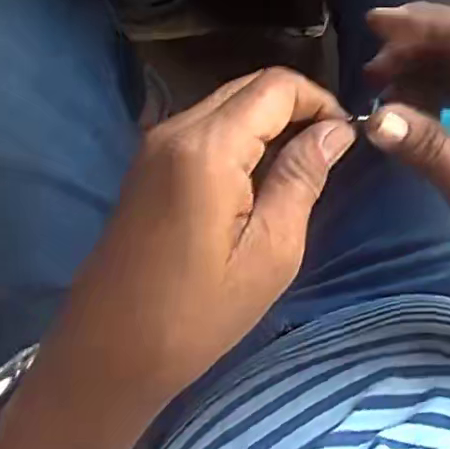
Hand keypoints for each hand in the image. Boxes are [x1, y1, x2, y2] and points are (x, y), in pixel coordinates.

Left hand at [0, 68, 350, 448]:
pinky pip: (210, 126)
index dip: (321, 101)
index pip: (277, 86)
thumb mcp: (271, 250)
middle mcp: (176, 130)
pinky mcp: (149, 165)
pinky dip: (247, 136)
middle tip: (330, 150)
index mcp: (208, 148)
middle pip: (253, 86)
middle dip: (300, 106)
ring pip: (232, 102)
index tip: (346, 138)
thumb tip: (337, 130)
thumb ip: (303, 177)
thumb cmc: (196, 315)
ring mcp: (156, 146)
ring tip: (303, 165)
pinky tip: (262, 177)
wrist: (103, 362)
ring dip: (274, 121)